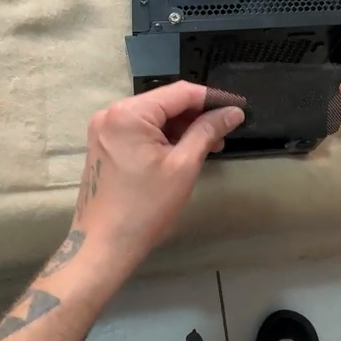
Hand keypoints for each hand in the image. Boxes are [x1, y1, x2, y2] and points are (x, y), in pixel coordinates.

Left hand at [71, 82, 243, 269]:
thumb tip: (233, 112)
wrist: (103, 248)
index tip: (238, 108)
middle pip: (165, 103)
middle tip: (226, 132)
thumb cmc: (145, 207)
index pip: (180, 92)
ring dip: (182, 128)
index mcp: (129, 113)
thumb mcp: (184, 166)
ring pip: (154, 117)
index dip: (212, 98)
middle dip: (197, 115)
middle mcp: (112, 114)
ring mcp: (105, 130)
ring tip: (210, 145)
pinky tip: (184, 151)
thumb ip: (208, 132)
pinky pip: (140, 131)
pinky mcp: (105, 145)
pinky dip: (163, 138)